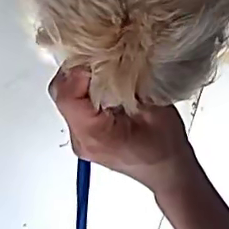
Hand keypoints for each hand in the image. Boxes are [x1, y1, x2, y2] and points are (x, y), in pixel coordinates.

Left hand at [49, 67, 196, 195]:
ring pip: (66, 97)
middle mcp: (80, 138)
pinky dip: (88, 88)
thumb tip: (120, 59)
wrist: (168, 172)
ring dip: (83, 78)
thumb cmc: (165, 148)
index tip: (100, 57)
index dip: (80, 70)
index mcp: (94, 135)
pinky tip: (108, 83)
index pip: (67, 96)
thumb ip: (133, 85)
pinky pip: (77, 104)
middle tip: (103, 56)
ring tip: (108, 68)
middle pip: (61, 94)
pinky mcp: (85, 132)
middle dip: (78, 70)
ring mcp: (80, 137)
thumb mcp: (155, 110)